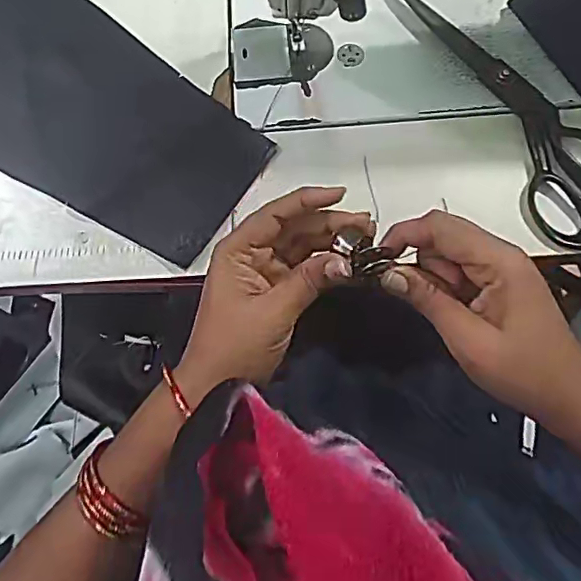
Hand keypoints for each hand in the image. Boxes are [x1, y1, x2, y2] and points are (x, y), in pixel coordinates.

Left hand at [174, 187, 369, 397]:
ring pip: (301, 245)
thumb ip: (308, 281)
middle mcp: (250, 253)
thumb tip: (344, 260)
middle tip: (365, 224)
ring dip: (331, 241)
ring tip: (364, 238)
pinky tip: (348, 261)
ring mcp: (264, 270)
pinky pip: (304, 267)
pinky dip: (325, 264)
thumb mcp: (273, 311)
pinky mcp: (275, 289)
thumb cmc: (231, 347)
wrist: (215, 386)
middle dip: (328, 222)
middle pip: (293, 228)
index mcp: (238, 249)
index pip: (276, 214)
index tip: (339, 194)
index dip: (308, 201)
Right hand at [374, 210, 580, 436]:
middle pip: (442, 234)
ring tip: (447, 315)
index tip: (379, 258)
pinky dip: (445, 286)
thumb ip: (427, 300)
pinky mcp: (498, 282)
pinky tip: (454, 313)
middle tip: (410, 294)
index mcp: (499, 261)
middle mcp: (501, 255)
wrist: (572, 401)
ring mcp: (501, 267)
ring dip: (432, 277)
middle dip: (418, 260)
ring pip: (446, 253)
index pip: (440, 226)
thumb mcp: (469, 341)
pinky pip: (458, 269)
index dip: (404, 234)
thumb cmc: (528, 374)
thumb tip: (389, 272)